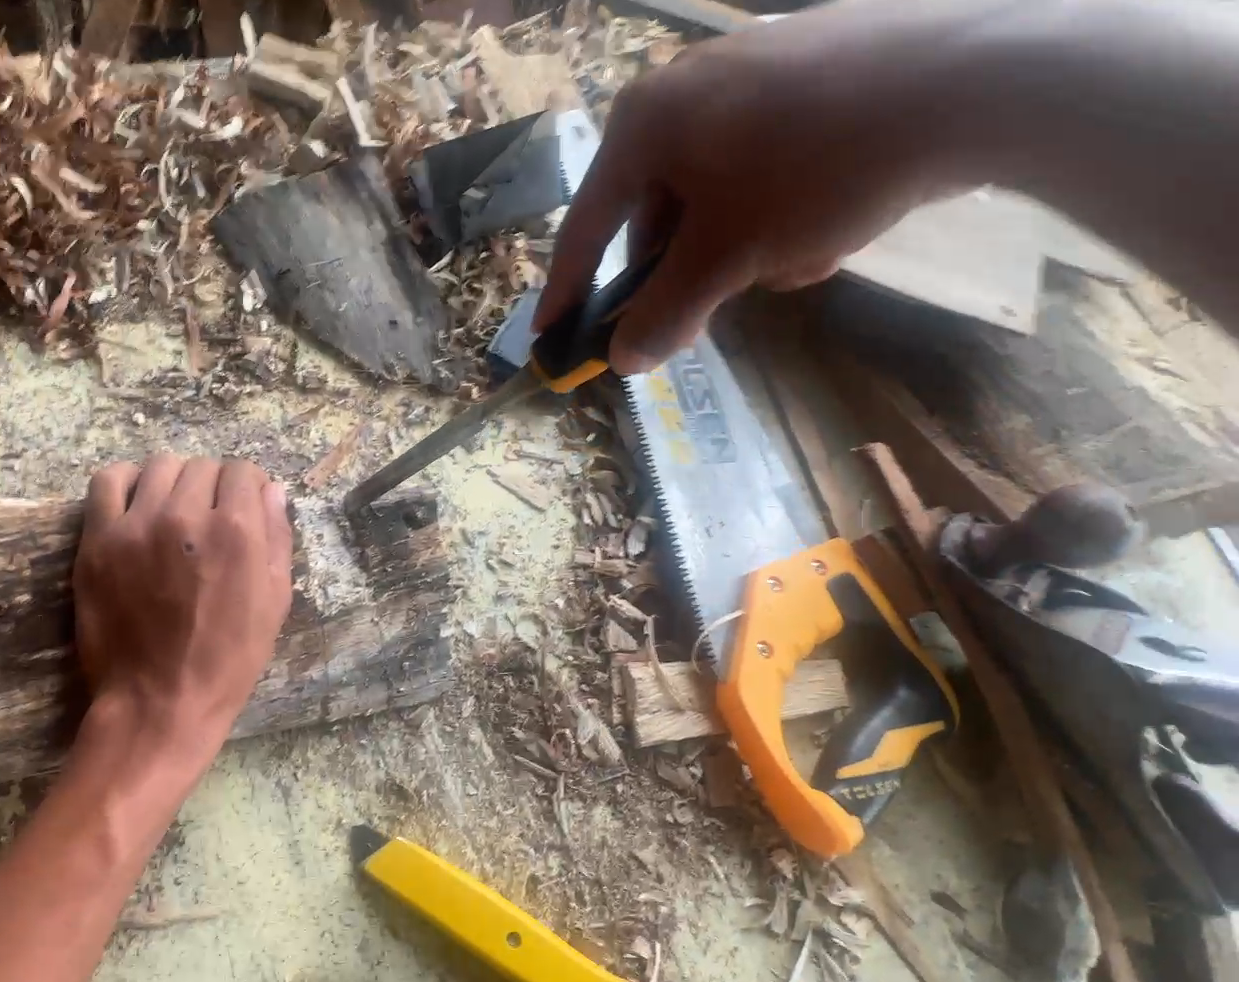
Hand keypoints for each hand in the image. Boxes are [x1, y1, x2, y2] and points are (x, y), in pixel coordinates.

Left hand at [72, 455, 293, 775]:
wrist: (158, 702)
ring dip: (173, 482)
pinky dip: (126, 482)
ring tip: (171, 513)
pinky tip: (135, 505)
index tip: (241, 510)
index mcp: (235, 531)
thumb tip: (272, 491)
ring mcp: (136, 524)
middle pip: (203, 467)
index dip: (247, 490)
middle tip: (206, 522)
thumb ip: (276, 539)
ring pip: (159, 466)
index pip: (243, 472)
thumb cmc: (226, 661)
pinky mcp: (98, 539)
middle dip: (213, 488)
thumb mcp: (274, 604)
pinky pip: (108, 481)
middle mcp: (185, 515)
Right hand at [536, 0, 990, 371]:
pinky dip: (782, 203)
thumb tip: (622, 362)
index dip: (569, 288)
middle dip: (689, 265)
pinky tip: (830, 221)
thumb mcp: (728, 259)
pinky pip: (767, 158)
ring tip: (795, 259)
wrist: (982, 78)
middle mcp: (686, 84)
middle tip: (711, 303)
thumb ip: (664, 315)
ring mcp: (754, 68)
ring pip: (718, 190)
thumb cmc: (816, 170)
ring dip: (744, 242)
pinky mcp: (816, 67)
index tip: (552, 332)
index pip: (587, 224)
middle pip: (658, 208)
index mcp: (644, 120)